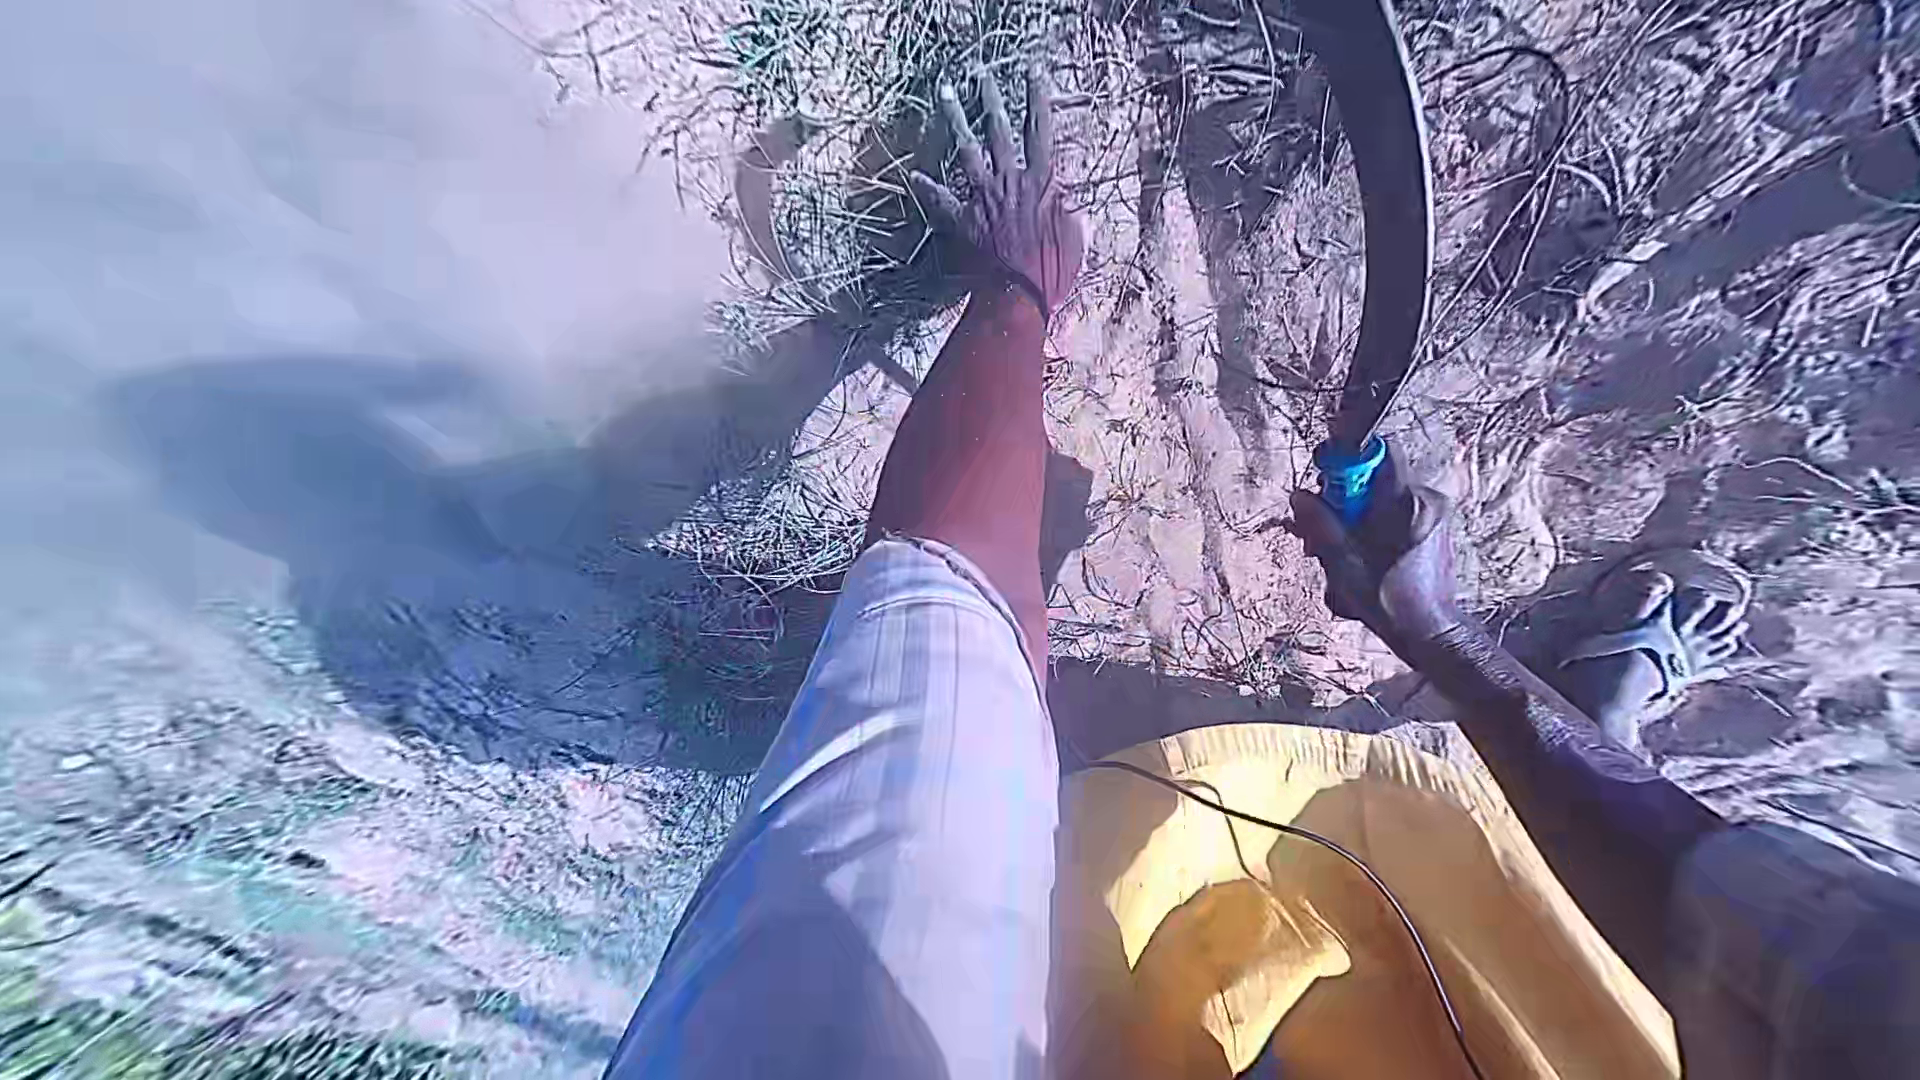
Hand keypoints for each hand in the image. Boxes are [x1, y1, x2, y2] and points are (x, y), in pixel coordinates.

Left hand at [909, 70, 1084, 318]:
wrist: (1018, 296)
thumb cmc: (1051, 272)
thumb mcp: (1075, 240)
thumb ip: (1070, 214)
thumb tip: (1069, 205)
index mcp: (1040, 182)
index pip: (1040, 130)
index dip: (1038, 98)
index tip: (1033, 71)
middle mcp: (1010, 182)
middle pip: (1000, 131)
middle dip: (992, 99)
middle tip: (981, 74)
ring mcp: (984, 199)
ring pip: (969, 151)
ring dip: (956, 119)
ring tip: (946, 92)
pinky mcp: (965, 221)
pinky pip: (943, 201)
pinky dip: (928, 189)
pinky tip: (913, 176)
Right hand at [1288, 444, 1462, 648]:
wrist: (1427, 630)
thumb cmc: (1387, 599)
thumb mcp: (1342, 562)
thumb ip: (1320, 523)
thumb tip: (1300, 495)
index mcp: (1406, 504)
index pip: (1380, 452)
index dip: (1346, 460)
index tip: (1325, 484)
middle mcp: (1425, 501)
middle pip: (1373, 476)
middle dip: (1340, 498)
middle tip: (1321, 528)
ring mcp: (1433, 513)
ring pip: (1379, 495)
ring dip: (1351, 515)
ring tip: (1336, 548)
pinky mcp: (1432, 525)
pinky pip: (1392, 509)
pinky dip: (1369, 524)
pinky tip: (1356, 551)